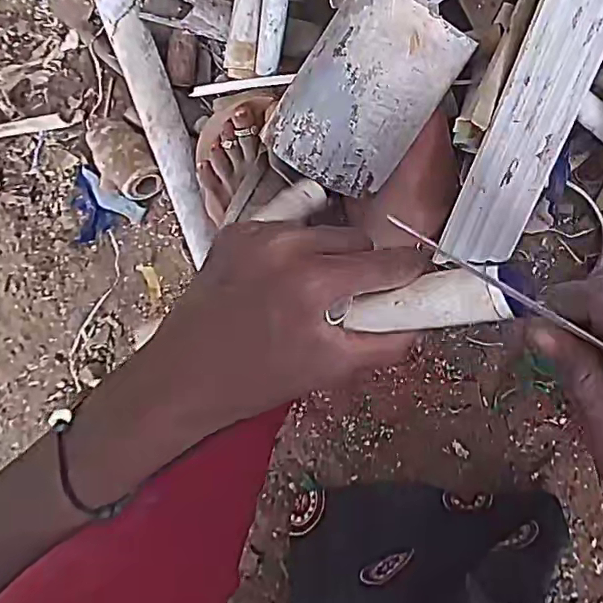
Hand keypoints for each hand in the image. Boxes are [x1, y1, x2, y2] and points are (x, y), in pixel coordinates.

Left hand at [145, 220, 428, 425]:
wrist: (183, 376)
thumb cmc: (255, 379)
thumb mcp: (330, 369)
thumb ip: (387, 342)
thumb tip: (419, 322)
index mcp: (315, 284)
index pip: (388, 262)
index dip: (409, 270)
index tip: (416, 275)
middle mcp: (288, 248)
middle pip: (359, 240)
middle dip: (365, 266)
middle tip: (349, 297)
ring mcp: (259, 234)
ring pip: (327, 228)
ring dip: (332, 253)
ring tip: (312, 287)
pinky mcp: (239, 230)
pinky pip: (290, 223)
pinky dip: (297, 243)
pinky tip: (284, 271)